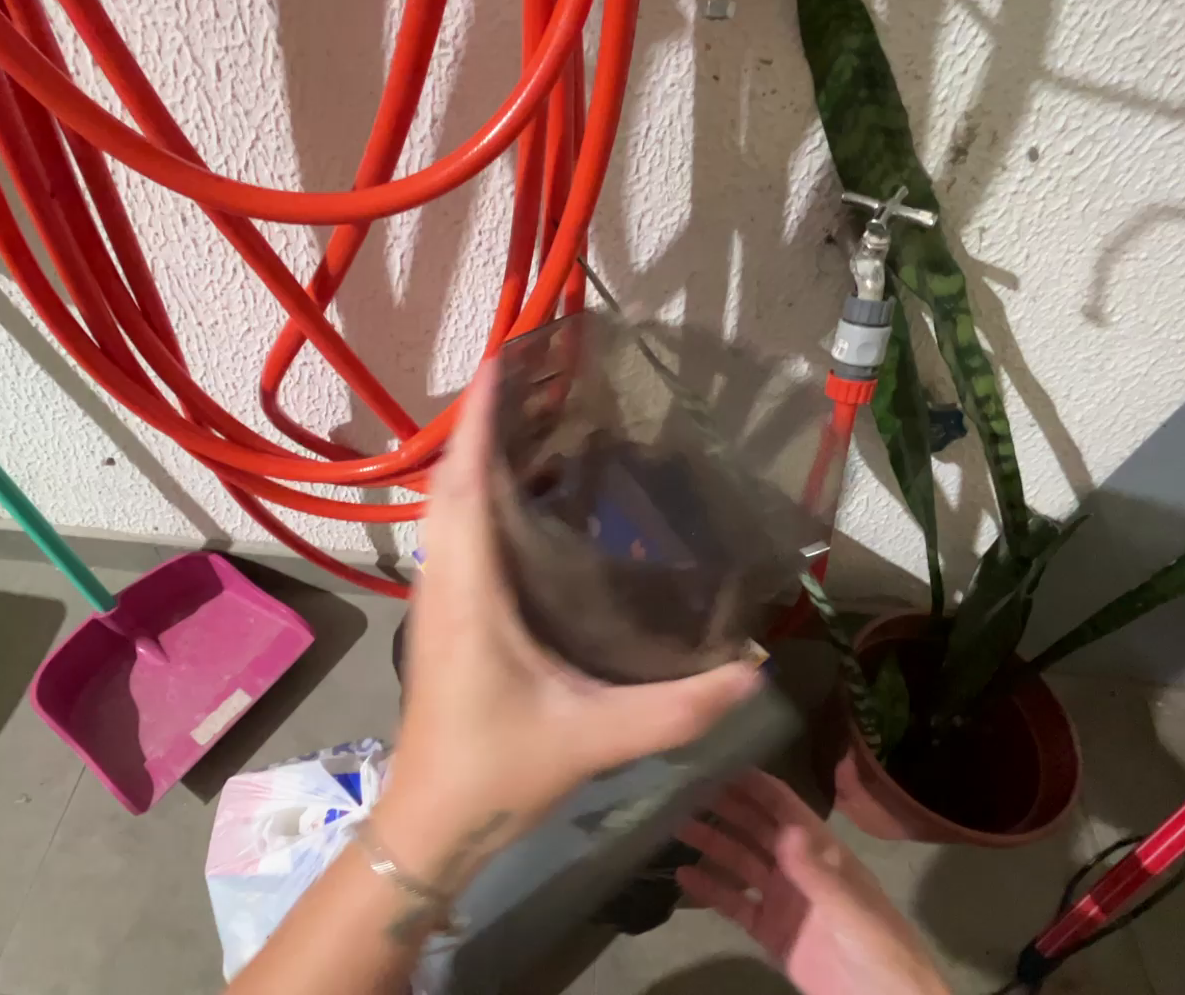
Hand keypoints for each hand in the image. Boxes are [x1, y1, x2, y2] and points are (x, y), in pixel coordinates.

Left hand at [375, 363, 762, 890]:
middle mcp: (443, 581)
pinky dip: (473, 497)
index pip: (465, 487)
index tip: (498, 364)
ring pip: (445, 507)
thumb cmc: (498, 775)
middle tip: (528, 380)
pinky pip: (451, 534)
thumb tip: (754, 668)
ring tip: (522, 421)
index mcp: (471, 593)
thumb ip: (678, 709)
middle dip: (480, 425)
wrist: (431, 821)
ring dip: (473, 458)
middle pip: (450, 483)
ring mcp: (434, 597)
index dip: (477, 421)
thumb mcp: (595, 739)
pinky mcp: (440, 614)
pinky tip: (515, 498)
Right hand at [676, 770, 948, 994]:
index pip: (783, 806)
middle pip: (755, 828)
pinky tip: (683, 876)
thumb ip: (817, 873)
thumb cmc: (880, 950)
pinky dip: (710, 890)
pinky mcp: (770, 931)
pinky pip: (735, 905)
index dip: (755, 784)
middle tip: (683, 790)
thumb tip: (786, 827)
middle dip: (723, 807)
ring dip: (711, 842)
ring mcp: (782, 899)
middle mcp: (797, 867)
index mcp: (821, 852)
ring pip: (740, 861)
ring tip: (675, 825)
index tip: (719, 763)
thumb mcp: (851, 910)